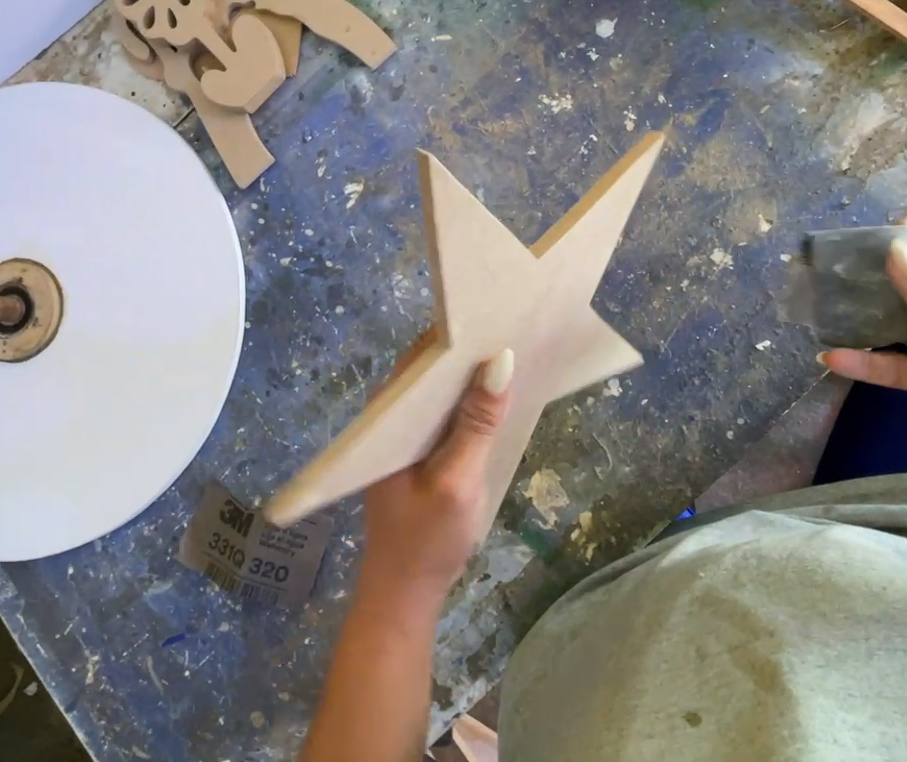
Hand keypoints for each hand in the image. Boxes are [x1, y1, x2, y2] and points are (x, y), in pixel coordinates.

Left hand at [358, 350, 513, 602]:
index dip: (457, 332)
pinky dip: (471, 404)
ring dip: (472, 377)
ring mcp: (407, 434)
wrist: (406, 593)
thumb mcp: (457, 480)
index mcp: (389, 416)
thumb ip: (477, 424)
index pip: (421, 356)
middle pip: (432, 369)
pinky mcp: (421, 450)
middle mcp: (393, 417)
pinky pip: (447, 413)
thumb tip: (501, 360)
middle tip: (516, 329)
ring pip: (442, 391)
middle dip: (470, 350)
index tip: (497, 312)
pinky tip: (500, 400)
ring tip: (515, 355)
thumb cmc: (427, 538)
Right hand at [819, 217, 906, 497]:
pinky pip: (893, 367)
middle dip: (868, 274)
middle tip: (825, 276)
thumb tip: (893, 259)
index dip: (904, 236)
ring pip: (892, 321)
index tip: (866, 246)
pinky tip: (833, 358)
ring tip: (820, 311)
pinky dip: (863, 362)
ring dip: (859, 315)